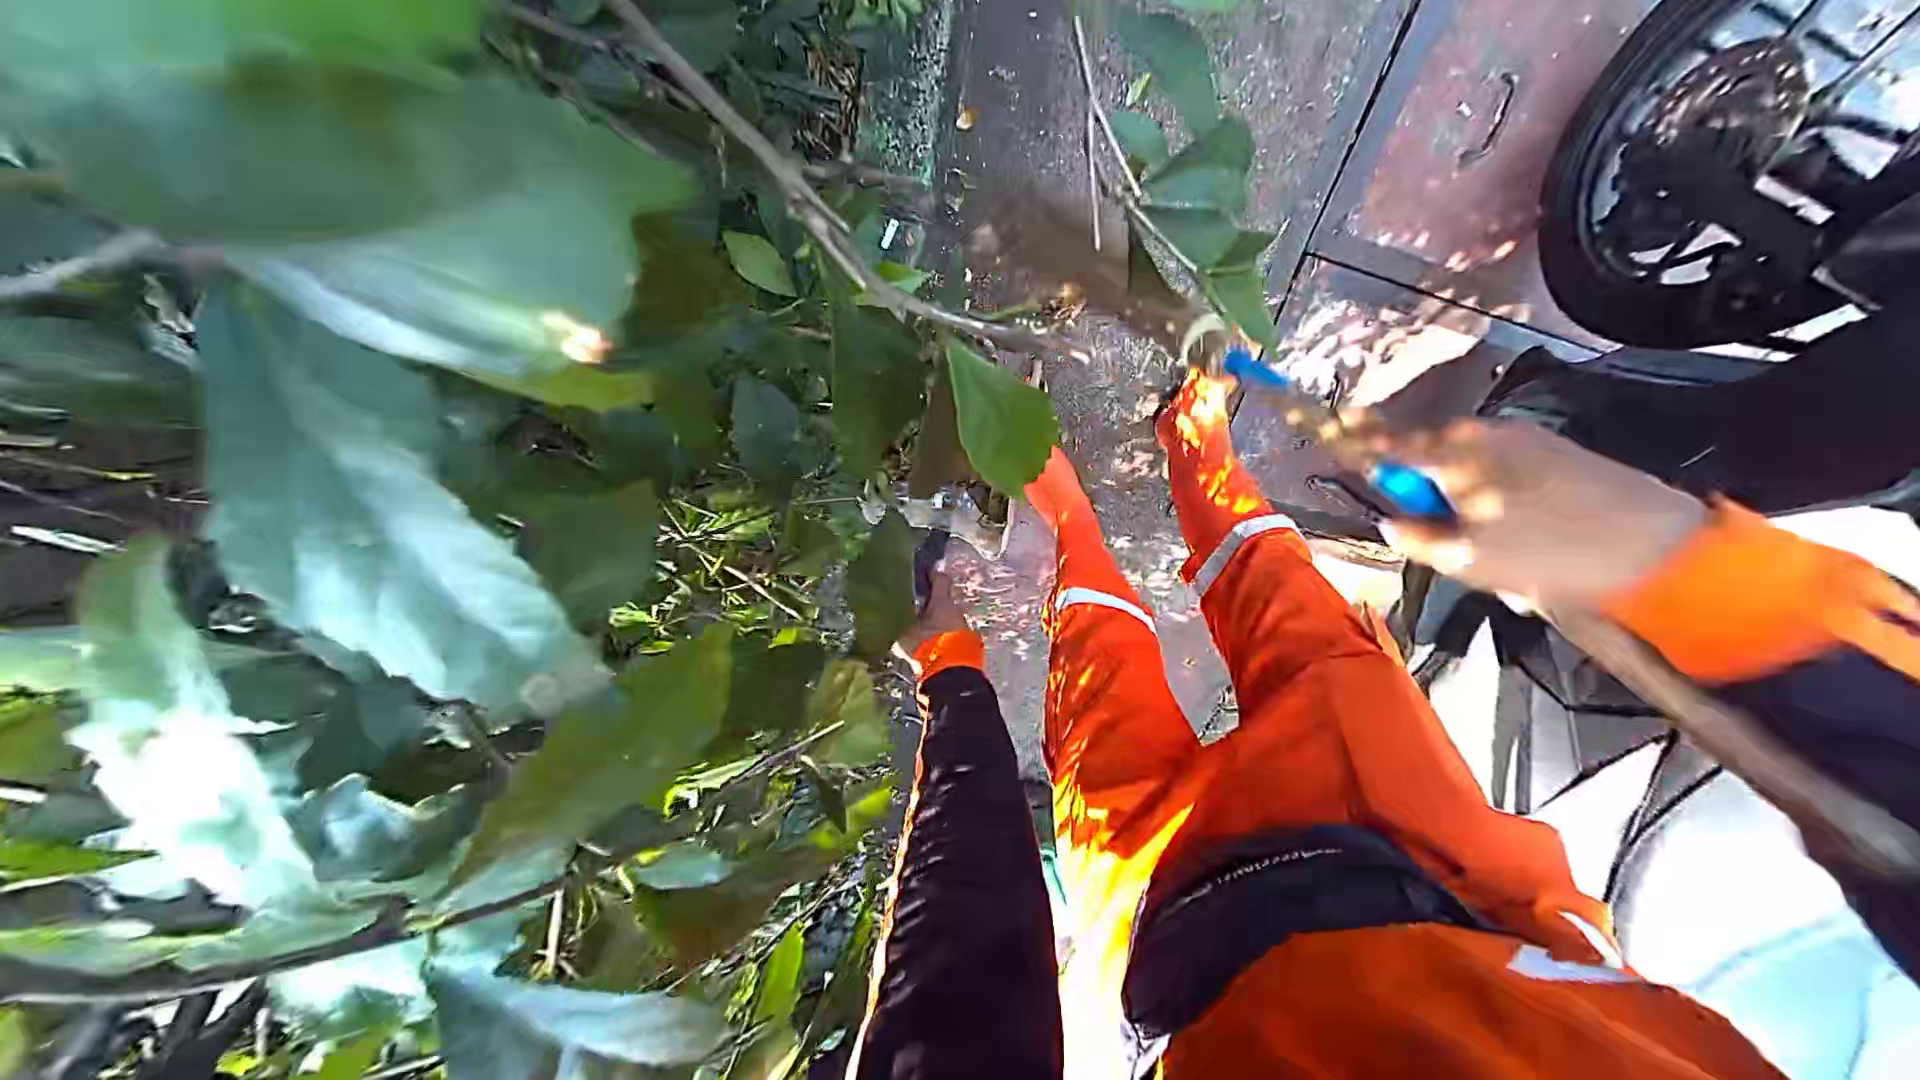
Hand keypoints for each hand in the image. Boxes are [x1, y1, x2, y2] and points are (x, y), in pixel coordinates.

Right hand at [896, 570, 970, 668]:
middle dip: (935, 606)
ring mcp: (966, 628)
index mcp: (942, 603)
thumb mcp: (904, 638)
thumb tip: (894, 628)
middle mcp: (957, 611)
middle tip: (919, 613)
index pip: (941, 579)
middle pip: (946, 602)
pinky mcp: (972, 646)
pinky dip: (947, 640)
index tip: (925, 575)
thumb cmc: (925, 647)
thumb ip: (901, 630)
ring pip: (951, 621)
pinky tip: (936, 650)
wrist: (952, 674)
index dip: (933, 576)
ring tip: (926, 636)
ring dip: (941, 626)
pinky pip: (956, 637)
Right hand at [1377, 420, 1709, 611]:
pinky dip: (1487, 488)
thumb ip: (1414, 537)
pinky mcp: (1556, 449)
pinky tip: (1510, 526)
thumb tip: (1392, 522)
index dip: (1356, 443)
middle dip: (1415, 479)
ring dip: (1454, 489)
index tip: (1331, 438)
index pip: (1385, 443)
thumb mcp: (1463, 560)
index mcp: (1452, 456)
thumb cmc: (1548, 556)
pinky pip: (1498, 464)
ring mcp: (1524, 437)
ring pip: (1463, 460)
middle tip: (1423, 521)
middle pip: (1424, 449)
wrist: (1663, 552)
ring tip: (1477, 535)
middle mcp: (1484, 434)